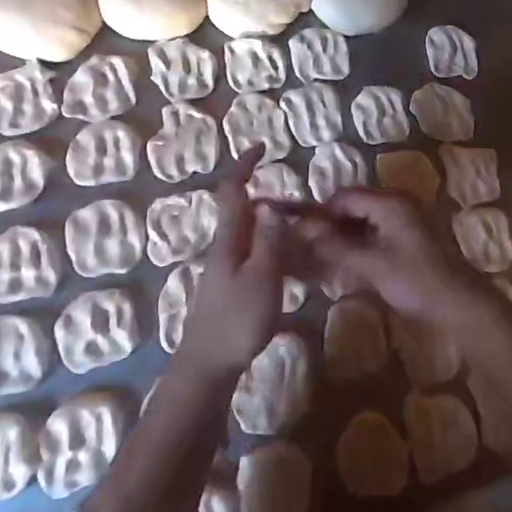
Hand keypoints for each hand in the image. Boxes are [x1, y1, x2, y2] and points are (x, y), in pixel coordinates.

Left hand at [172, 154, 285, 381]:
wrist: (207, 365)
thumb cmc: (237, 319)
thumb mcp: (262, 276)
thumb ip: (269, 240)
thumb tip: (271, 202)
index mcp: (229, 240)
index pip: (233, 191)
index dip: (244, 166)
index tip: (261, 146)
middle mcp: (224, 249)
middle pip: (244, 212)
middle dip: (269, 200)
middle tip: (304, 208)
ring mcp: (225, 270)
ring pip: (250, 235)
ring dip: (273, 227)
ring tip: (303, 235)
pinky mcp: (230, 288)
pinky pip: (254, 256)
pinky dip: (273, 251)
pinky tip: (290, 267)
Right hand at [290, 188, 481, 320]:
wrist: (461, 304)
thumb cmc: (416, 282)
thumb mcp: (371, 265)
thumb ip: (336, 245)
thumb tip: (305, 230)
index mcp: (391, 202)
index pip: (344, 196)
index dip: (321, 213)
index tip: (303, 236)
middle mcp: (401, 201)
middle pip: (356, 204)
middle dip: (334, 224)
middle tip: (314, 250)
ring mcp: (410, 217)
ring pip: (368, 217)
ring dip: (348, 234)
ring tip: (330, 258)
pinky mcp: (415, 234)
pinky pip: (381, 228)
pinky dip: (365, 241)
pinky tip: (354, 261)